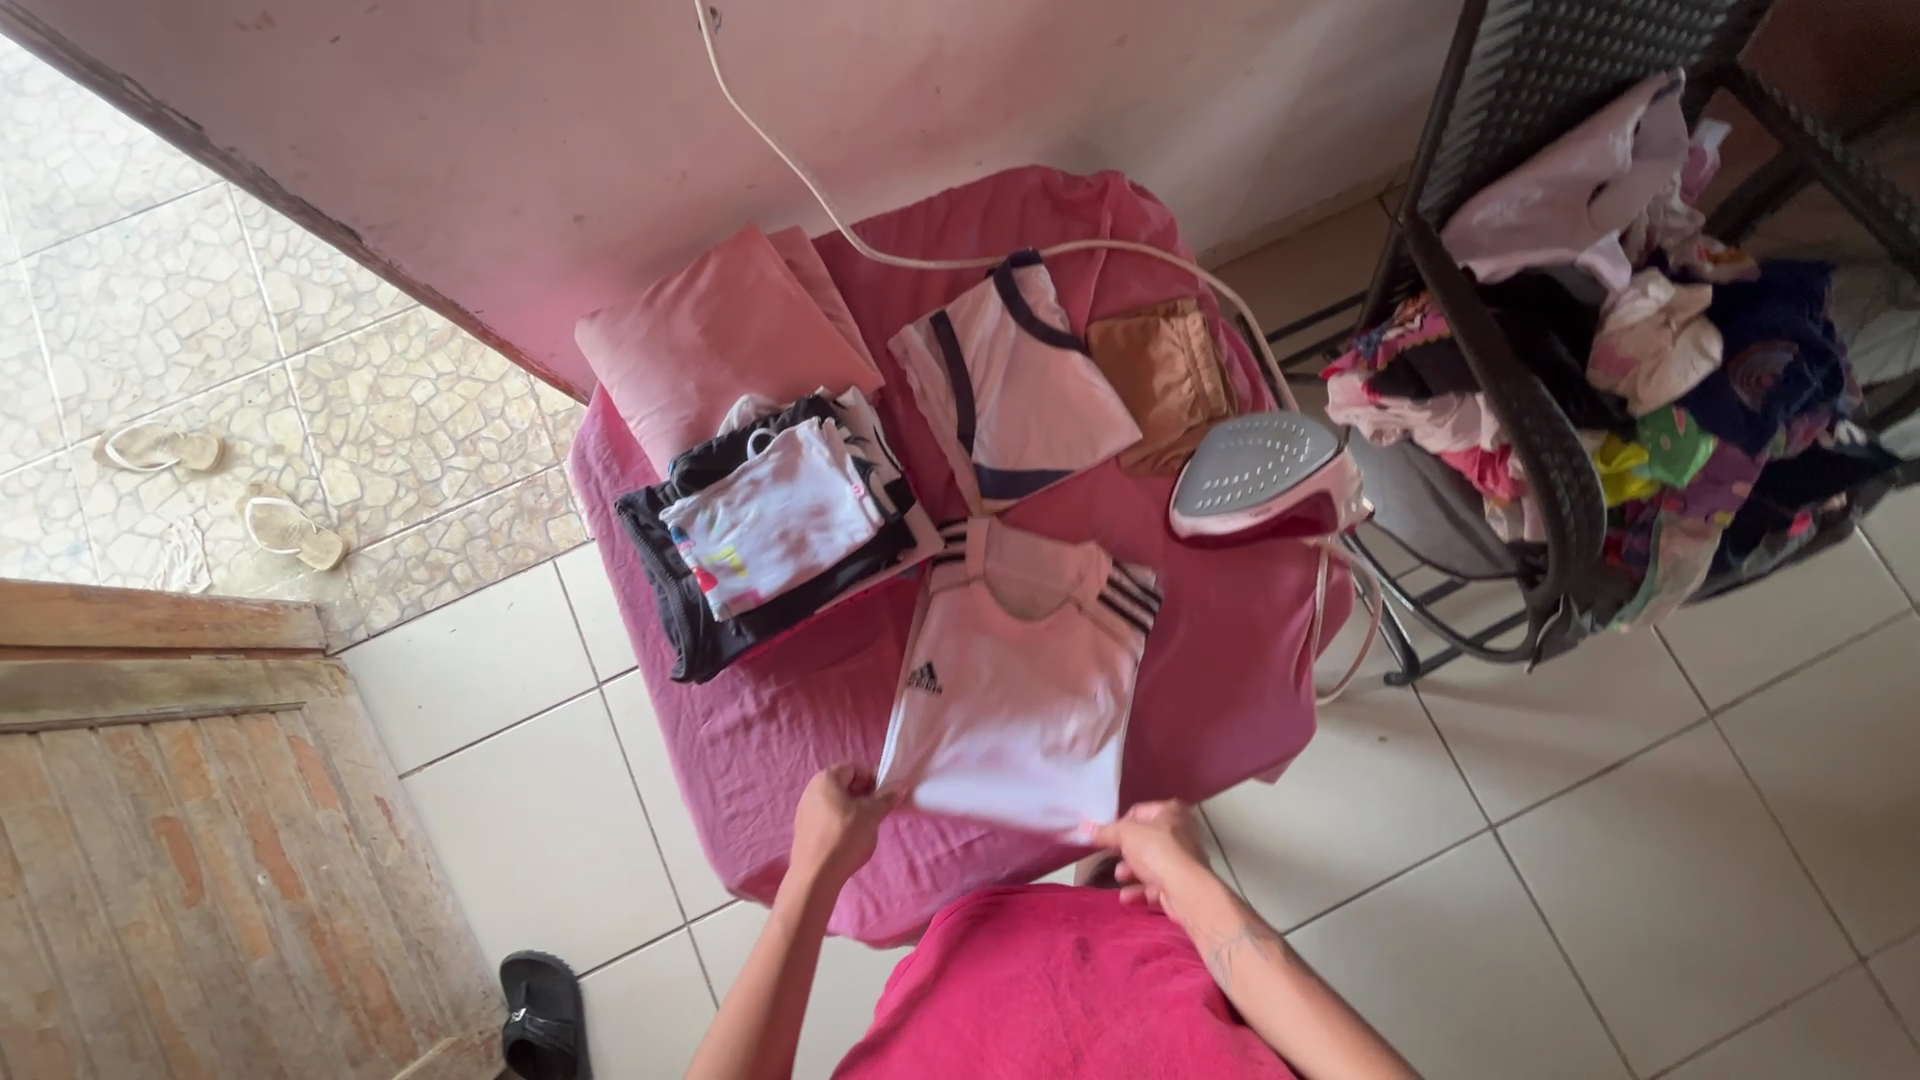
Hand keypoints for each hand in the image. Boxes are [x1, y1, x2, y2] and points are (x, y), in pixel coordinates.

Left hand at [787, 764, 896, 893]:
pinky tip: (851, 838)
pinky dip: (843, 822)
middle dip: (866, 794)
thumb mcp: (871, 815)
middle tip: (880, 810)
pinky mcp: (804, 830)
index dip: (874, 778)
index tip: (887, 794)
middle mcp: (812, 790)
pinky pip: (828, 817)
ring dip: (856, 809)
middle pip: (846, 784)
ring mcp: (805, 811)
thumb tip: (901, 786)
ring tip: (868, 826)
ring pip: (838, 802)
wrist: (815, 877)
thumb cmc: (844, 837)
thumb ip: (887, 797)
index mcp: (826, 778)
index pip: (855, 768)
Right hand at [1087, 801, 1223, 927]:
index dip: (1120, 825)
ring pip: (1149, 864)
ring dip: (1131, 872)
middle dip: (1126, 852)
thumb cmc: (1157, 852)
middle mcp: (1180, 832)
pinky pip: (1156, 884)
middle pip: (1144, 840)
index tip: (1107, 838)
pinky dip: (1140, 891)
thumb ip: (1105, 832)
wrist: (1186, 891)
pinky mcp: (1181, 884)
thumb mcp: (1125, 835)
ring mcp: (1182, 860)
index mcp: (1170, 812)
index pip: (1138, 812)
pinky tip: (1127, 898)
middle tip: (1113, 858)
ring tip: (1120, 878)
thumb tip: (1084, 827)